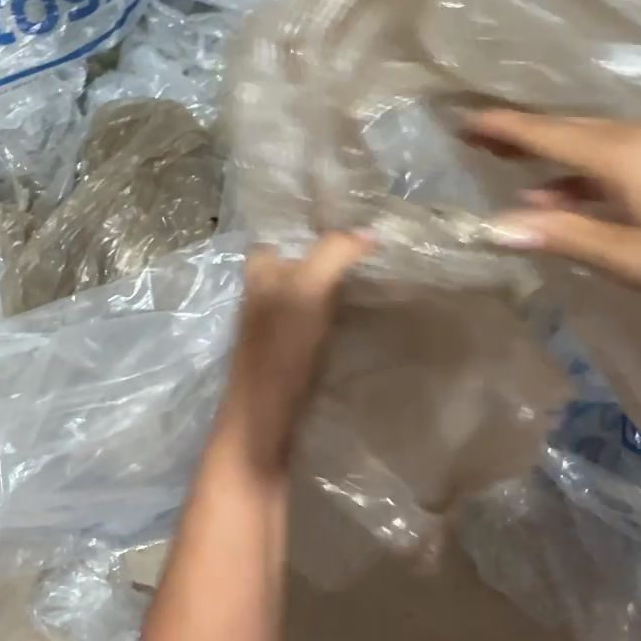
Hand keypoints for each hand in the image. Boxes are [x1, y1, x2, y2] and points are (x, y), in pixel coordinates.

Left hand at [218, 233, 370, 461]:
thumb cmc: (279, 352)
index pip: (283, 233)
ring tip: (383, 275)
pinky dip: (340, 314)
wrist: (264, 424)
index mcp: (257, 273)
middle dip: (331, 253)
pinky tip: (368, 315)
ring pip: (310, 291)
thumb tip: (370, 231)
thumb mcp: (306, 290)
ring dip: (339, 283)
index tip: (355, 216)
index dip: (312, 224)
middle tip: (378, 247)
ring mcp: (276, 327)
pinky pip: (319, 321)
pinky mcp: (292, 355)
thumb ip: (332, 254)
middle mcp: (263, 294)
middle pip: (298, 261)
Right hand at [464, 110, 640, 324]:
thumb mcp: (628, 257)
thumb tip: (495, 227)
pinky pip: (620, 154)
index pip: (547, 134)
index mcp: (623, 154)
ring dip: (556, 159)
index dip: (502, 128)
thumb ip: (562, 236)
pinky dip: (588, 170)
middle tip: (481, 141)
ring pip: (596, 142)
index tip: (464, 121)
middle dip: (524, 135)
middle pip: (570, 129)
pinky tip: (577, 196)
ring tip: (521, 182)